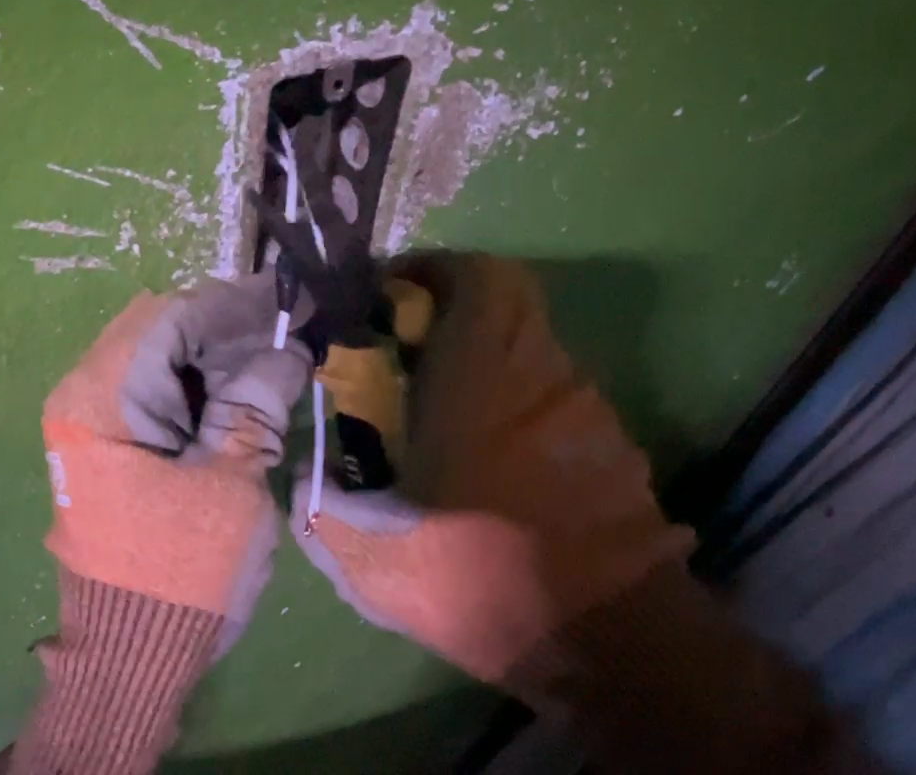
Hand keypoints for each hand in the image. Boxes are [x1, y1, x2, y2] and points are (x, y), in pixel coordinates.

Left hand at [42, 272, 312, 650]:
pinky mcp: (106, 441)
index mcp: (101, 398)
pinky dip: (198, 383)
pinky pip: (152, 390)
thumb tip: (287, 348)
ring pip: (156, 357)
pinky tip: (243, 387)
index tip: (288, 297)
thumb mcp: (230, 483)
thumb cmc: (181, 571)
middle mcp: (83, 394)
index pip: (169, 318)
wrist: (129, 654)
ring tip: (276, 356)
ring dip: (214, 353)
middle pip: (158, 330)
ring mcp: (90, 418)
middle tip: (289, 329)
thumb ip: (256, 404)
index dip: (232, 303)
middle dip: (225, 327)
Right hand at [291, 253, 693, 683]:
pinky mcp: (613, 448)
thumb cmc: (481, 576)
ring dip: (485, 358)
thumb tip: (300, 479)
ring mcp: (586, 410)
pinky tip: (493, 462)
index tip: (391, 293)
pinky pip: (554, 396)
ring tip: (443, 412)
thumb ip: (320, 504)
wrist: (614, 646)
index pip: (478, 279)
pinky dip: (518, 402)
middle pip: (509, 300)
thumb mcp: (371, 555)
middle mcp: (540, 376)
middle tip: (406, 346)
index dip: (434, 269)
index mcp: (479, 380)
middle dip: (453, 307)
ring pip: (531, 349)